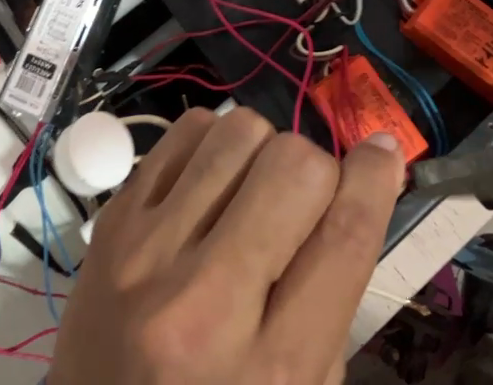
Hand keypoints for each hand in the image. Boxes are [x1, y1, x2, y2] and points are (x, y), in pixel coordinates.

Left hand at [49, 107, 405, 384]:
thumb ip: (334, 290)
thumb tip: (363, 178)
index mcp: (273, 367)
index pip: (345, 235)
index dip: (375, 178)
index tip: (381, 151)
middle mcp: (205, 303)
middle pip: (295, 167)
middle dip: (315, 170)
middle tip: (302, 203)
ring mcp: (147, 254)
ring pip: (238, 132)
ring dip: (262, 152)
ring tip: (251, 191)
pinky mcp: (110, 221)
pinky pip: (184, 131)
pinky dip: (212, 144)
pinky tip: (210, 182)